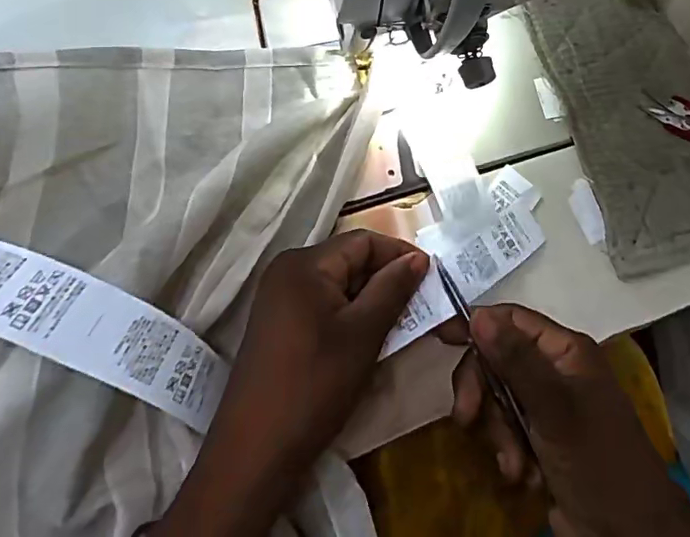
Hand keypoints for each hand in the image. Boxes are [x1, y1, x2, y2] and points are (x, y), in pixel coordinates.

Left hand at [152, 230, 428, 536]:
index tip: (432, 278)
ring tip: (401, 323)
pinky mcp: (276, 320)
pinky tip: (367, 336)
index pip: (362, 241)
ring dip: (369, 298)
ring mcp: (277, 294)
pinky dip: (347, 312)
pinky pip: (320, 301)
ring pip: (336, 282)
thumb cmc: (313, 385)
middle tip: (423, 304)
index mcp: (304, 262)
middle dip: (385, 278)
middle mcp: (286, 268)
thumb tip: (417, 258)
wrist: (256, 447)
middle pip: (347, 259)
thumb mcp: (362, 335)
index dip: (399, 255)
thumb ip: (391, 290)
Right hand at [443, 304, 689, 536]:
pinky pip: (507, 427)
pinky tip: (524, 475)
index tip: (442, 339)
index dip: (476, 325)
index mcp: (565, 351)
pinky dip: (508, 450)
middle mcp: (555, 370)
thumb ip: (515, 360)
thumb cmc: (598, 463)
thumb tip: (477, 314)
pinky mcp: (541, 437)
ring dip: (498, 430)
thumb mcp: (554, 410)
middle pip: (497, 359)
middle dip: (482, 391)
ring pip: (497, 396)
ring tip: (514, 464)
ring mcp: (548, 405)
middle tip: (468, 418)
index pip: (510, 319)